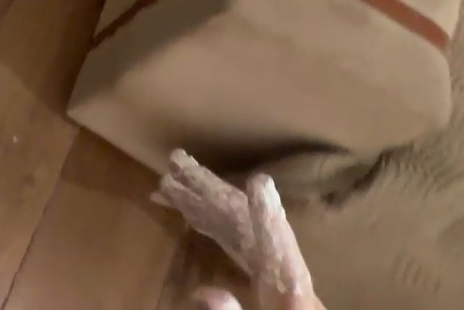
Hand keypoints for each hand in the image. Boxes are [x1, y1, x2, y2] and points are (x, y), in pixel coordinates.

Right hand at [155, 151, 325, 309]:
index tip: (260, 182)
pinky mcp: (271, 299)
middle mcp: (288, 289)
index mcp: (291, 297)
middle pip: (252, 234)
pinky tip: (196, 221)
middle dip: (213, 197)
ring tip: (171, 186)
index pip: (280, 252)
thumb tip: (206, 293)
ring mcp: (279, 293)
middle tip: (177, 166)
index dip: (268, 218)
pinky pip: (242, 255)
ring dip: (206, 210)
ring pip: (244, 240)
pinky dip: (215, 233)